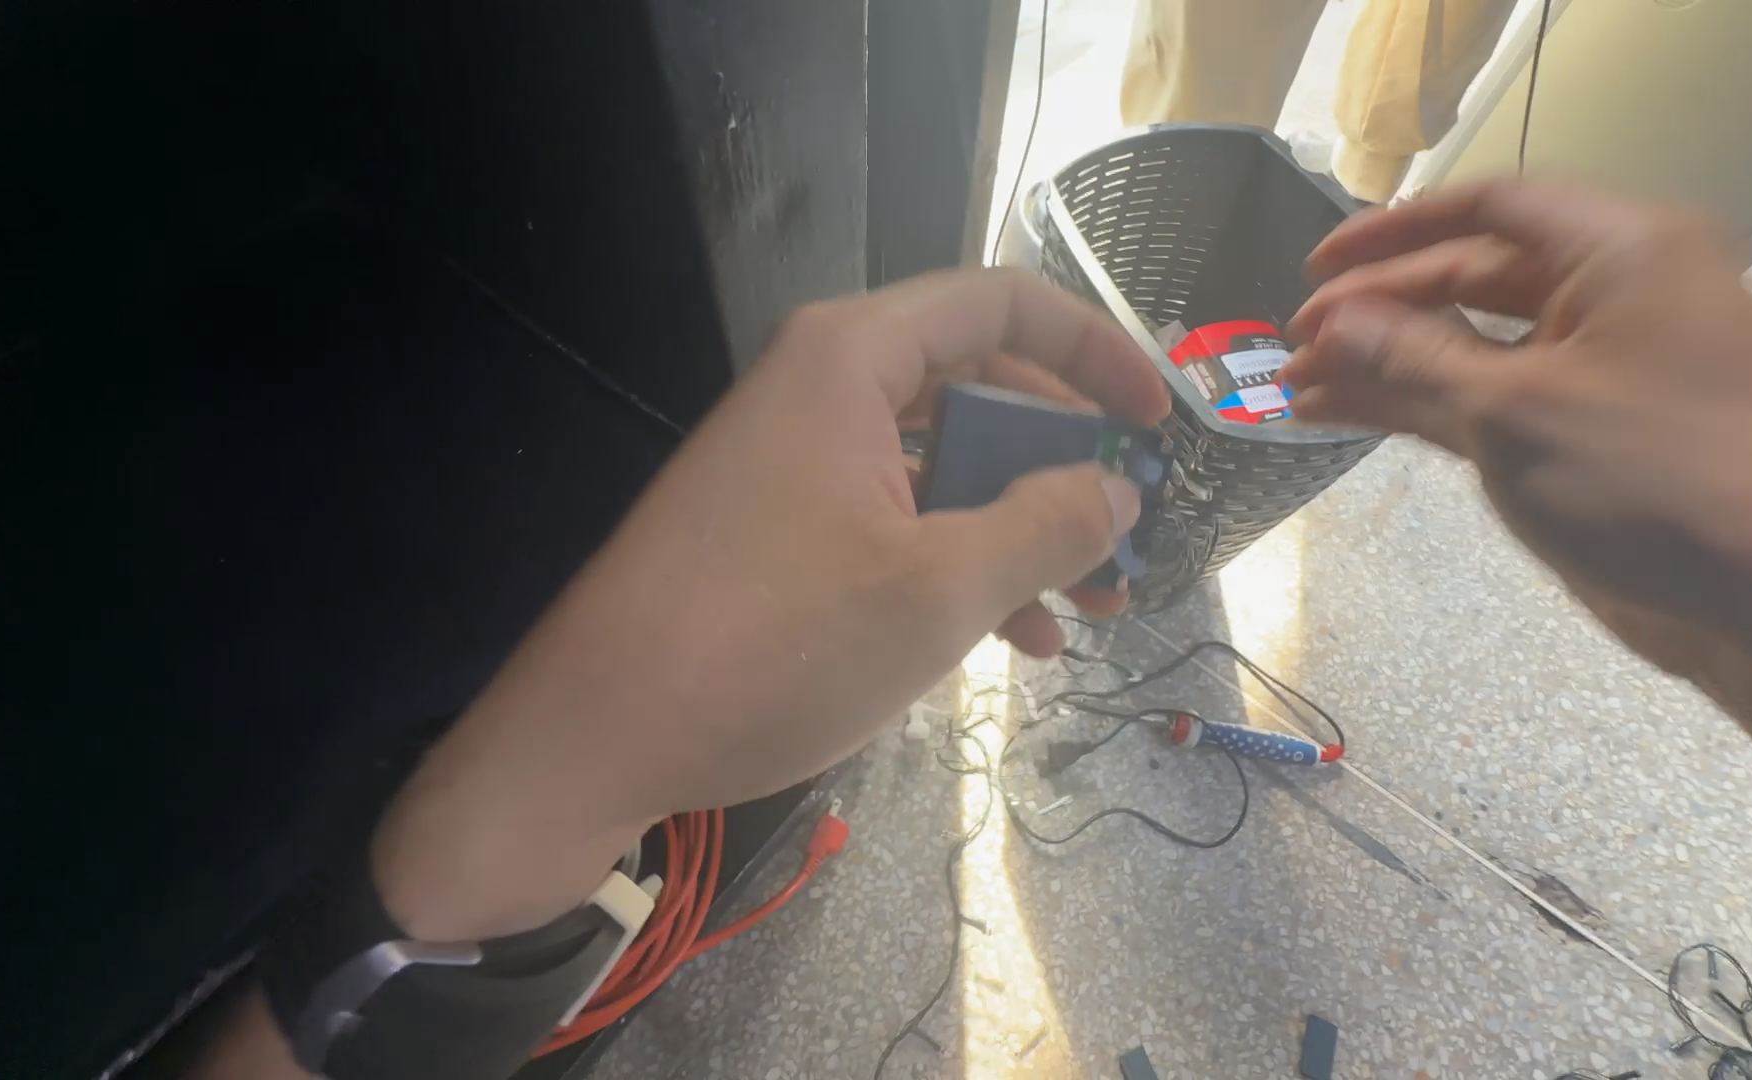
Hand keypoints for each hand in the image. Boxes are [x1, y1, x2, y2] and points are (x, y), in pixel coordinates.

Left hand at [372, 269, 1168, 939]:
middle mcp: (821, 390)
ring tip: (1085, 603)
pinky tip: (1011, 635)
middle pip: (976, 390)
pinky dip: (956, 564)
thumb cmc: (772, 644)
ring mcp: (798, 462)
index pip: (1002, 305)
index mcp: (852, 360)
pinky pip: (895, 520)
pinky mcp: (783, 527)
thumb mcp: (936, 590)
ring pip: (940, 469)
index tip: (1151, 420)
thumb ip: (1043, 528)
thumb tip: (1113, 491)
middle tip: (1120, 532)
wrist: (600, 735)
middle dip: (1059, 464)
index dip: (1095, 350)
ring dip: (1017, 529)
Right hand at [1280, 180, 1751, 657]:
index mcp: (1616, 256)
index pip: (1489, 210)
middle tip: (1292, 343)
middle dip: (1370, 311)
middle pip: (1460, 281)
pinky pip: (1460, 400)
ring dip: (1373, 364)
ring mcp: (1573, 371)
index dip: (1393, 230)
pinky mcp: (1554, 432)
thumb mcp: (1514, 405)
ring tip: (1294, 387)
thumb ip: (1412, 356)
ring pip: (1451, 348)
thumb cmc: (1655, 471)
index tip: (1315, 265)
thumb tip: (1332, 321)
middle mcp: (1596, 300)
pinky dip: (1400, 405)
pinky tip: (1336, 414)